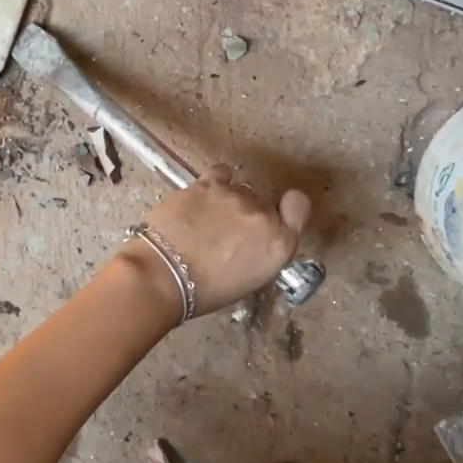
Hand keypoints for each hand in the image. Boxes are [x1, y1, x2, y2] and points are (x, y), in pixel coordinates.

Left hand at [134, 165, 309, 315]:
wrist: (163, 274)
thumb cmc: (205, 290)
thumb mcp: (250, 279)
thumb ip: (262, 251)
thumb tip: (254, 239)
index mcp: (280, 243)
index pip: (299, 206)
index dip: (287, 208)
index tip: (273, 217)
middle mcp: (263, 215)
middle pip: (262, 202)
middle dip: (248, 214)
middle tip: (226, 232)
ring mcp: (235, 196)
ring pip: (239, 189)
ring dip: (227, 201)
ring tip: (205, 220)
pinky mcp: (207, 184)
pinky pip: (221, 172)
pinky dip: (215, 182)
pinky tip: (202, 196)